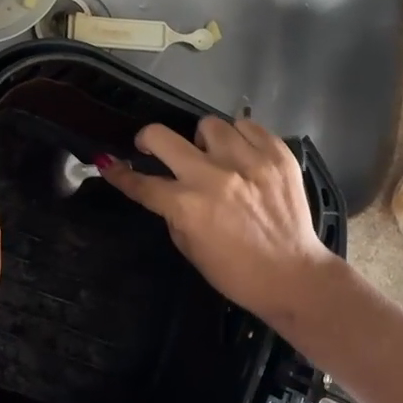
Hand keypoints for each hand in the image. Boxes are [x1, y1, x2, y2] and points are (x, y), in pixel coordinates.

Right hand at [99, 117, 336, 317]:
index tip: (108, 163)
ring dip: (203, 140)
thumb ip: (173, 212)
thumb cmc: (236, 273)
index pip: (141, 182)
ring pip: (208, 125)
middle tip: (154, 147)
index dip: (119, 173)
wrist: (294, 277)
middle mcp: (213, 176)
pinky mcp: (277, 156)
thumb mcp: (189, 247)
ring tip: (213, 156)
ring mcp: (248, 162)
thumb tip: (165, 190)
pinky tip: (242, 155)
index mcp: (187, 206)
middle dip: (149, 140)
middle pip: (162, 136)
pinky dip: (240, 138)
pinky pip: (248, 126)